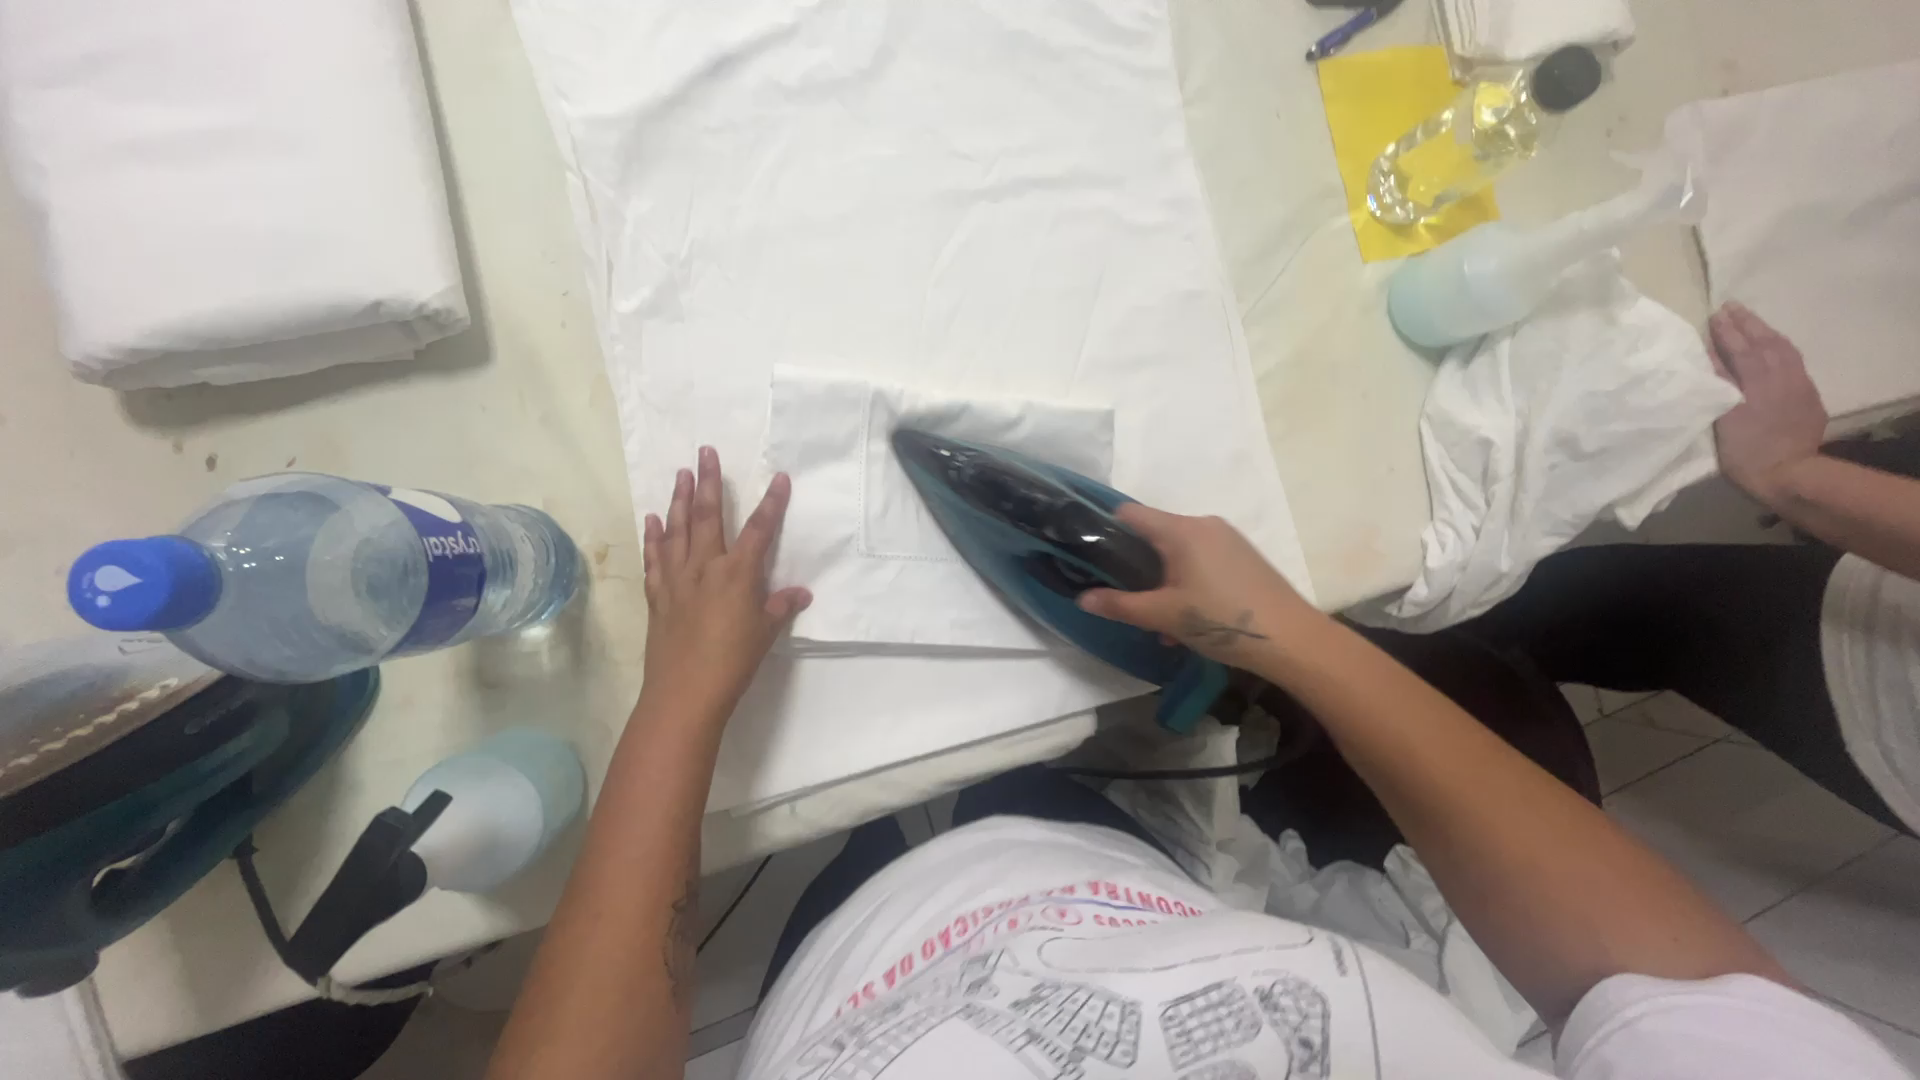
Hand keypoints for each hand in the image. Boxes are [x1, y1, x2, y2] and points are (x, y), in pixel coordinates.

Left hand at [640, 447, 811, 718]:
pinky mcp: (657, 595)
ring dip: (680, 500)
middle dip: (710, 482)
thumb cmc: (734, 662)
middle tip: (705, 452)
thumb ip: (781, 607)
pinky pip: (654, 558)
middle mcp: (705, 567)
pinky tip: (652, 519)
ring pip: (677, 530)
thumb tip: (800, 592)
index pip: (760, 530)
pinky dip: (653, 537)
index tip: (779, 478)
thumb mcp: (766, 633)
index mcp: (738, 574)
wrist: (686, 691)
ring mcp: (677, 579)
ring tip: (681, 473)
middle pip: (709, 517)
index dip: (772, 503)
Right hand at [1076, 504, 1318, 667]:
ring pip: (1178, 552)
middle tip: (1128, 600)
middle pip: (1154, 534)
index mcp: (1181, 530)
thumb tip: (1081, 599)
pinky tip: (1189, 620)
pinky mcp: (1243, 557)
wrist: (1292, 640)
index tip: (1092, 558)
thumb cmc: (1222, 620)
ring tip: (1161, 622)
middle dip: (1137, 567)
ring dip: (1163, 582)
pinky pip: (1201, 560)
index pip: (1129, 514)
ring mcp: (1227, 539)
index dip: (1105, 531)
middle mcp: (1204, 524)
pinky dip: (1187, 583)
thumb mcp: (1164, 616)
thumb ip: (1120, 605)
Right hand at [1708, 301, 1827, 506]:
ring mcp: (1798, 387)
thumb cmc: (1745, 453)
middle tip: (1730, 307)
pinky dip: (1778, 348)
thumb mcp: (1723, 421)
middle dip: (1748, 325)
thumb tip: (1710, 359)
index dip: (1727, 333)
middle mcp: (1782, 379)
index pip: (1741, 351)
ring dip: (1764, 332)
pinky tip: (1771, 346)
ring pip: (1783, 350)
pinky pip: (1793, 362)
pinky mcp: (1807, 396)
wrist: (1789, 473)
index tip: (1713, 315)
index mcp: (1758, 385)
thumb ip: (1719, 387)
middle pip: (1766, 344)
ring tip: (1749, 321)